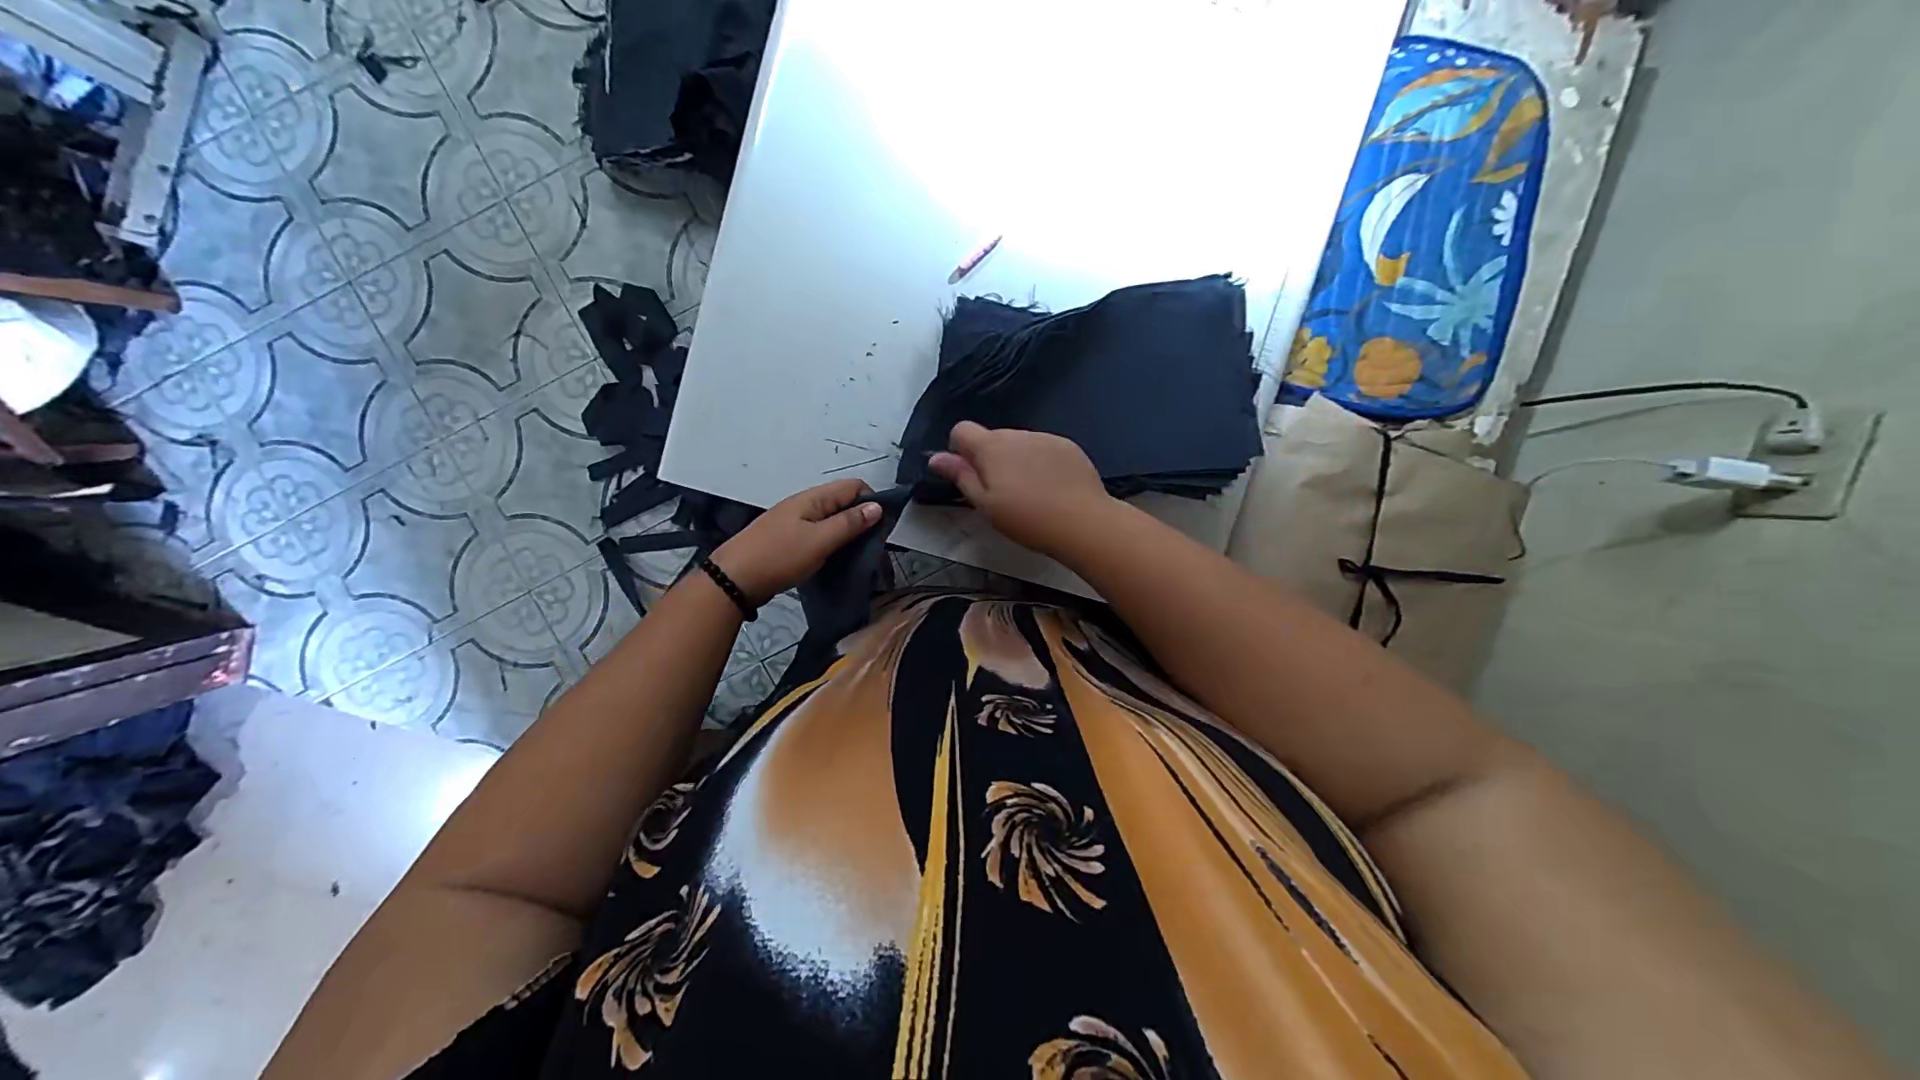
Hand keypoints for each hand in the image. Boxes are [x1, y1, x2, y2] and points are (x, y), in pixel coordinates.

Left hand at [709, 479, 883, 604]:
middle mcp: (805, 504)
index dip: (872, 502)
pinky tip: (834, 560)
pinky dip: (831, 543)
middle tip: (872, 547)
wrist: (734, 580)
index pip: (854, 486)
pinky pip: (819, 534)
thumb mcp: (820, 541)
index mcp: (813, 498)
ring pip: (831, 520)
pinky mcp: (789, 540)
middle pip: (843, 502)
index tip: (882, 528)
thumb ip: (850, 523)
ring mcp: (795, 522)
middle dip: (861, 519)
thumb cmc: (779, 557)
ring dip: (846, 533)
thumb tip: (878, 506)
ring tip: (856, 556)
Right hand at [927, 421, 1115, 556]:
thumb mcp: (985, 505)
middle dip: (990, 459)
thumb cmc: (1027, 518)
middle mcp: (1016, 434)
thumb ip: (961, 476)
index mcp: (991, 447)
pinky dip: (1041, 463)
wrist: (1082, 521)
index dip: (958, 450)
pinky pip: (1044, 448)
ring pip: (1019, 443)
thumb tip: (936, 458)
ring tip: (1029, 494)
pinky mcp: (1068, 446)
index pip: (961, 430)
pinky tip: (1051, 488)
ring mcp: (1045, 437)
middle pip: (992, 438)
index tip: (968, 474)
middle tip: (1000, 493)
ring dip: (1016, 461)